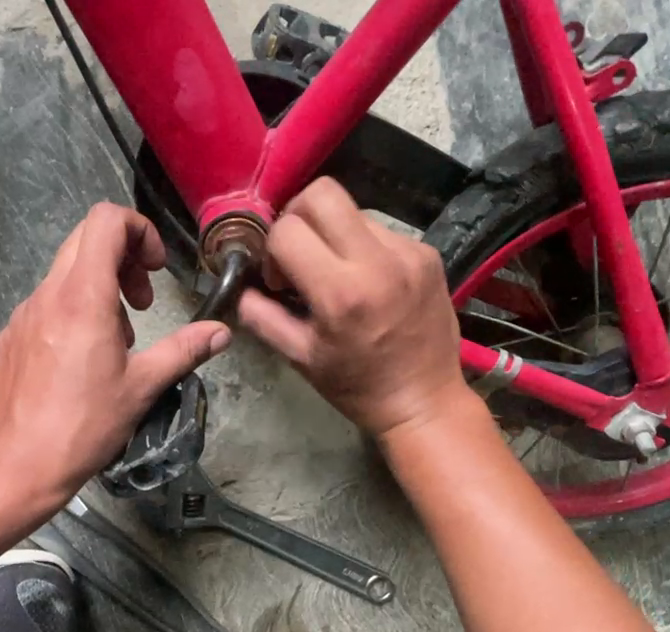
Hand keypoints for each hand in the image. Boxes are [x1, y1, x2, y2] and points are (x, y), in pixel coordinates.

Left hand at [0, 203, 231, 510]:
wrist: (21, 465)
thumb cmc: (85, 426)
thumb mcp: (142, 387)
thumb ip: (183, 350)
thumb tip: (221, 332)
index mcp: (83, 297)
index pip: (106, 221)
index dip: (139, 231)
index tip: (155, 271)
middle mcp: (48, 294)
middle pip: (86, 240)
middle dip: (123, 259)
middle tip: (143, 303)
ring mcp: (24, 314)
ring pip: (65, 274)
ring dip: (100, 289)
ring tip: (116, 341)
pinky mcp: (12, 336)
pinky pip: (47, 304)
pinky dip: (73, 313)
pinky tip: (82, 361)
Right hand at [238, 178, 470, 438]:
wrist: (423, 401)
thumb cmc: (357, 387)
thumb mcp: (300, 358)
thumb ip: (262, 317)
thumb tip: (242, 286)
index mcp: (340, 292)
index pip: (288, 230)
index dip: (273, 250)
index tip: (281, 280)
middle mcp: (378, 261)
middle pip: (322, 193)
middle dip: (298, 217)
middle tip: (299, 254)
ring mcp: (408, 252)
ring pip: (353, 210)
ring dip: (333, 235)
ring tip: (336, 274)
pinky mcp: (427, 252)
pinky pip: (381, 230)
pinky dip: (363, 248)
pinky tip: (367, 282)